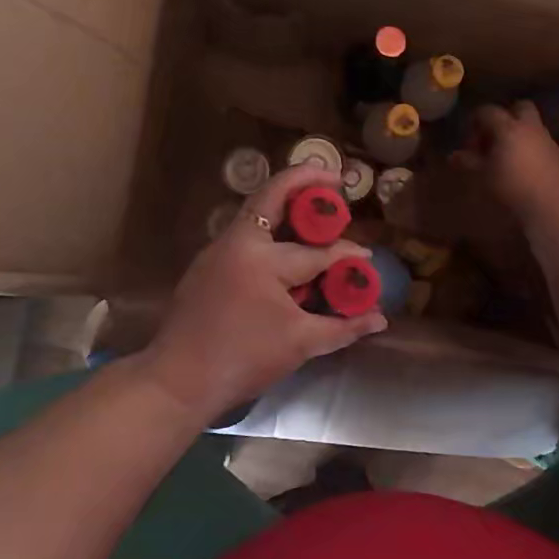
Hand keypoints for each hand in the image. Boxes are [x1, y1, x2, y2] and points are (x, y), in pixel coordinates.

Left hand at [139, 164, 388, 419]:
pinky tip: (282, 251)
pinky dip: (268, 235)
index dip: (347, 255)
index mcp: (261, 257)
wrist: (178, 380)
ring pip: (253, 216)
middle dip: (304, 181)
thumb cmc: (243, 358)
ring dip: (284, 208)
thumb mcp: (300, 343)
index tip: (368, 260)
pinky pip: (243, 239)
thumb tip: (380, 319)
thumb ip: (343, 326)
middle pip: (271, 197)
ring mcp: (216, 253)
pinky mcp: (205, 269)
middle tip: (333, 178)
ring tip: (311, 210)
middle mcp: (236, 242)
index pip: (317, 252)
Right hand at [458, 101, 558, 222]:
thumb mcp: (481, 176)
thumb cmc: (508, 186)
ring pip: (532, 124)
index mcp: (508, 128)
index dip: (475, 120)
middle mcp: (529, 127)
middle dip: (506, 117)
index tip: (469, 137)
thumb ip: (467, 162)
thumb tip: (453, 156)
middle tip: (494, 137)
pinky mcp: (557, 154)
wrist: (546, 203)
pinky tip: (524, 166)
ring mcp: (546, 139)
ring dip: (519, 132)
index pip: (488, 111)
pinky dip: (531, 147)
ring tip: (508, 154)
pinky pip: (541, 142)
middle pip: (520, 107)